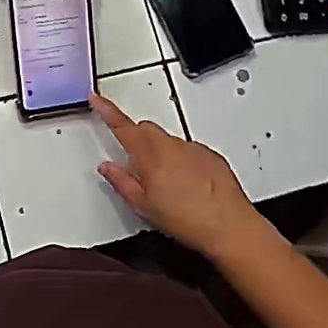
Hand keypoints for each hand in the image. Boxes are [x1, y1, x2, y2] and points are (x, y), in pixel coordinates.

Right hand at [90, 92, 273, 258]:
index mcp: (150, 156)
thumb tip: (107, 168)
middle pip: (146, 129)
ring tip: (165, 183)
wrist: (229, 228)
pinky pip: (188, 150)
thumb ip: (120, 181)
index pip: (122, 126)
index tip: (98, 99)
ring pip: (167, 140)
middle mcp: (172, 146)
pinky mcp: (211, 156)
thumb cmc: (187, 219)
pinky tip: (185, 184)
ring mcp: (194, 149)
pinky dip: (181, 160)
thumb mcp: (142, 205)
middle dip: (135, 138)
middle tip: (134, 163)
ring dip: (160, 152)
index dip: (107, 111)